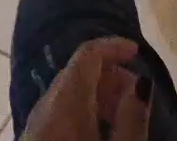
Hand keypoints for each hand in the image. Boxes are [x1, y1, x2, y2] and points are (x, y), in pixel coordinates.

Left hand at [21, 37, 153, 140]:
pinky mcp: (33, 138)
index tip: (138, 52)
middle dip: (110, 73)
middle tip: (136, 93)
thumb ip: (131, 118)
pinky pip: (59, 110)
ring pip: (67, 91)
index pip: (87, 52)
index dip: (113, 45)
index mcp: (64, 100)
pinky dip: (82, 108)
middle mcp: (45, 104)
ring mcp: (33, 124)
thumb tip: (143, 82)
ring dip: (97, 92)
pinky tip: (99, 129)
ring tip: (123, 114)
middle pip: (77, 71)